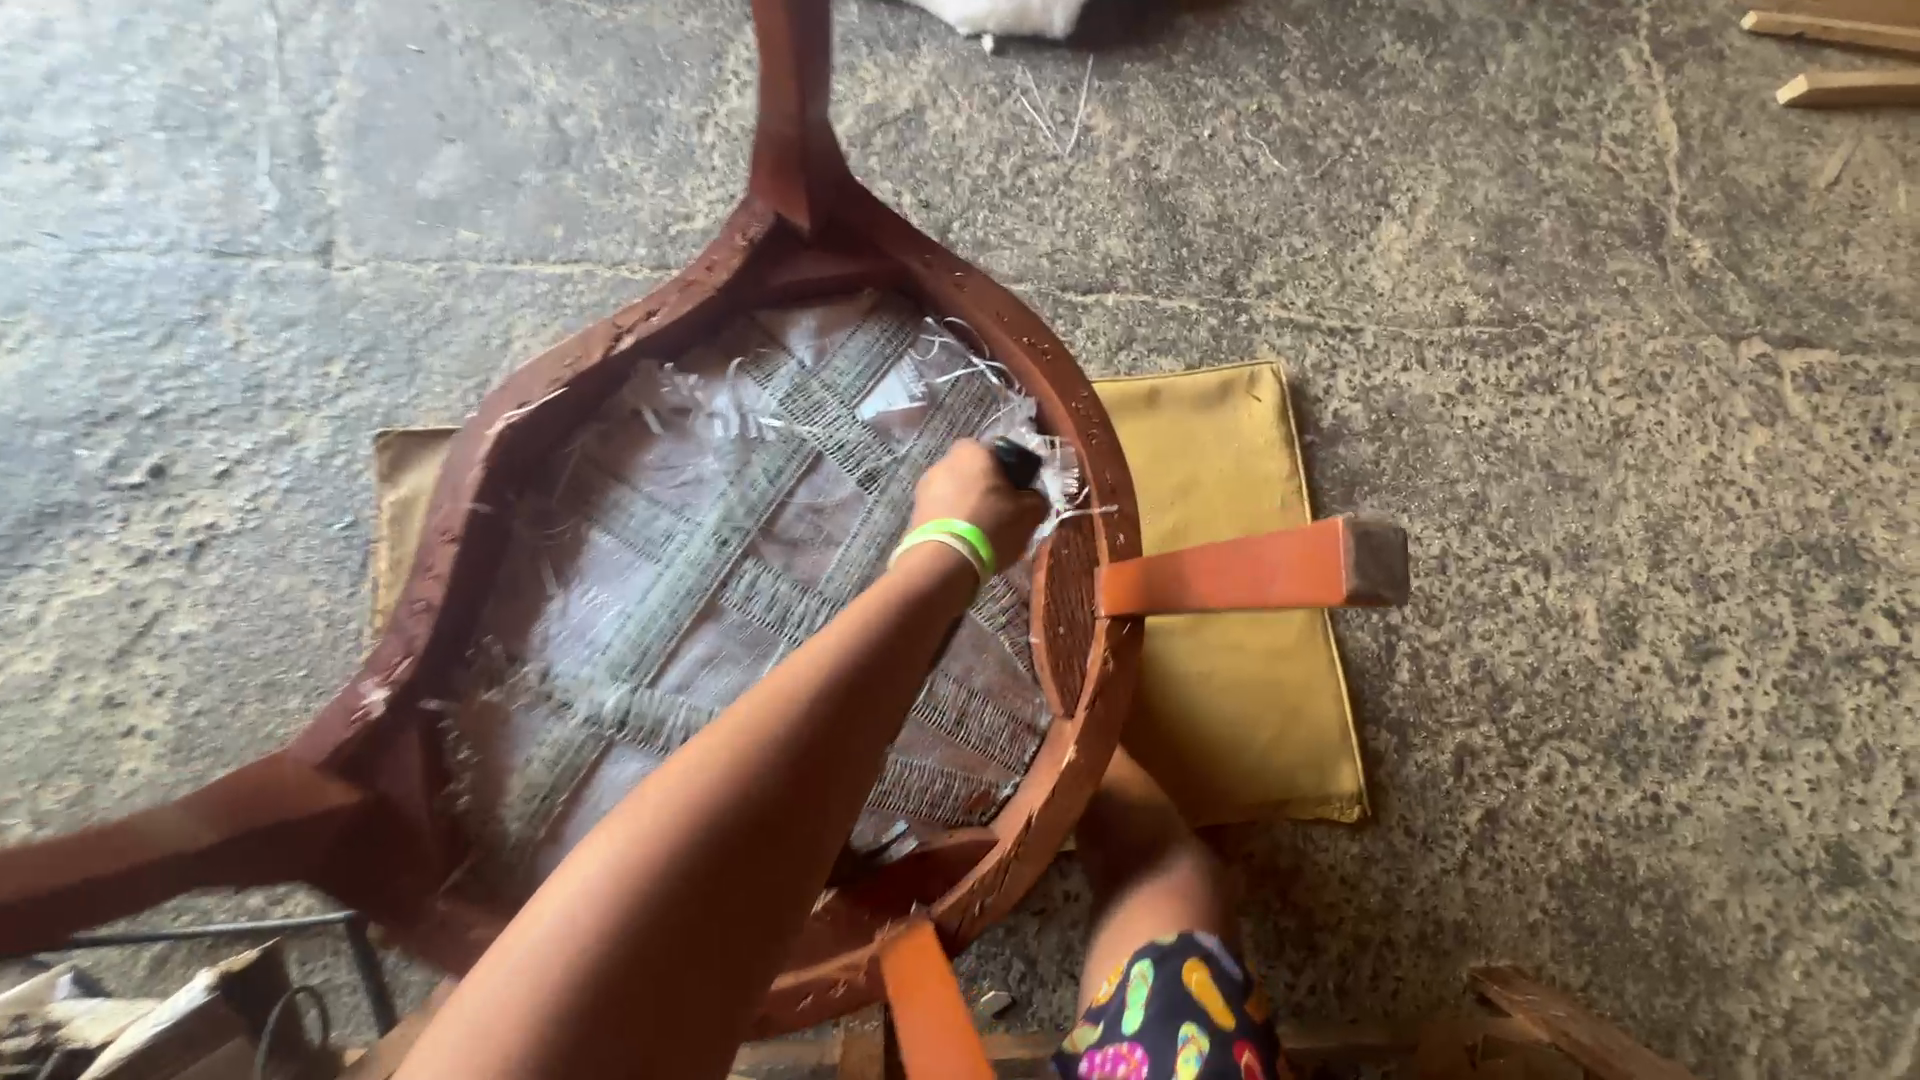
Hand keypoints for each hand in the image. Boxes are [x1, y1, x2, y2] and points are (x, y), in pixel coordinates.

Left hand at [910, 440, 1051, 571]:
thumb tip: (1032, 498)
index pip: (999, 454)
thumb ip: (1036, 498)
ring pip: (956, 494)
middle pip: (975, 474)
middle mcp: (944, 460)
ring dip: (968, 509)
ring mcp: (924, 486)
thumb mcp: (1030, 512)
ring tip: (983, 536)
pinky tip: (964, 543)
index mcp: (973, 450)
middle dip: (987, 492)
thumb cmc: (992, 525)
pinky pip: (942, 513)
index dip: (1012, 475)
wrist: (944, 561)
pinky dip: (953, 523)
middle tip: (1003, 517)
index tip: (1019, 497)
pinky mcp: (914, 512)